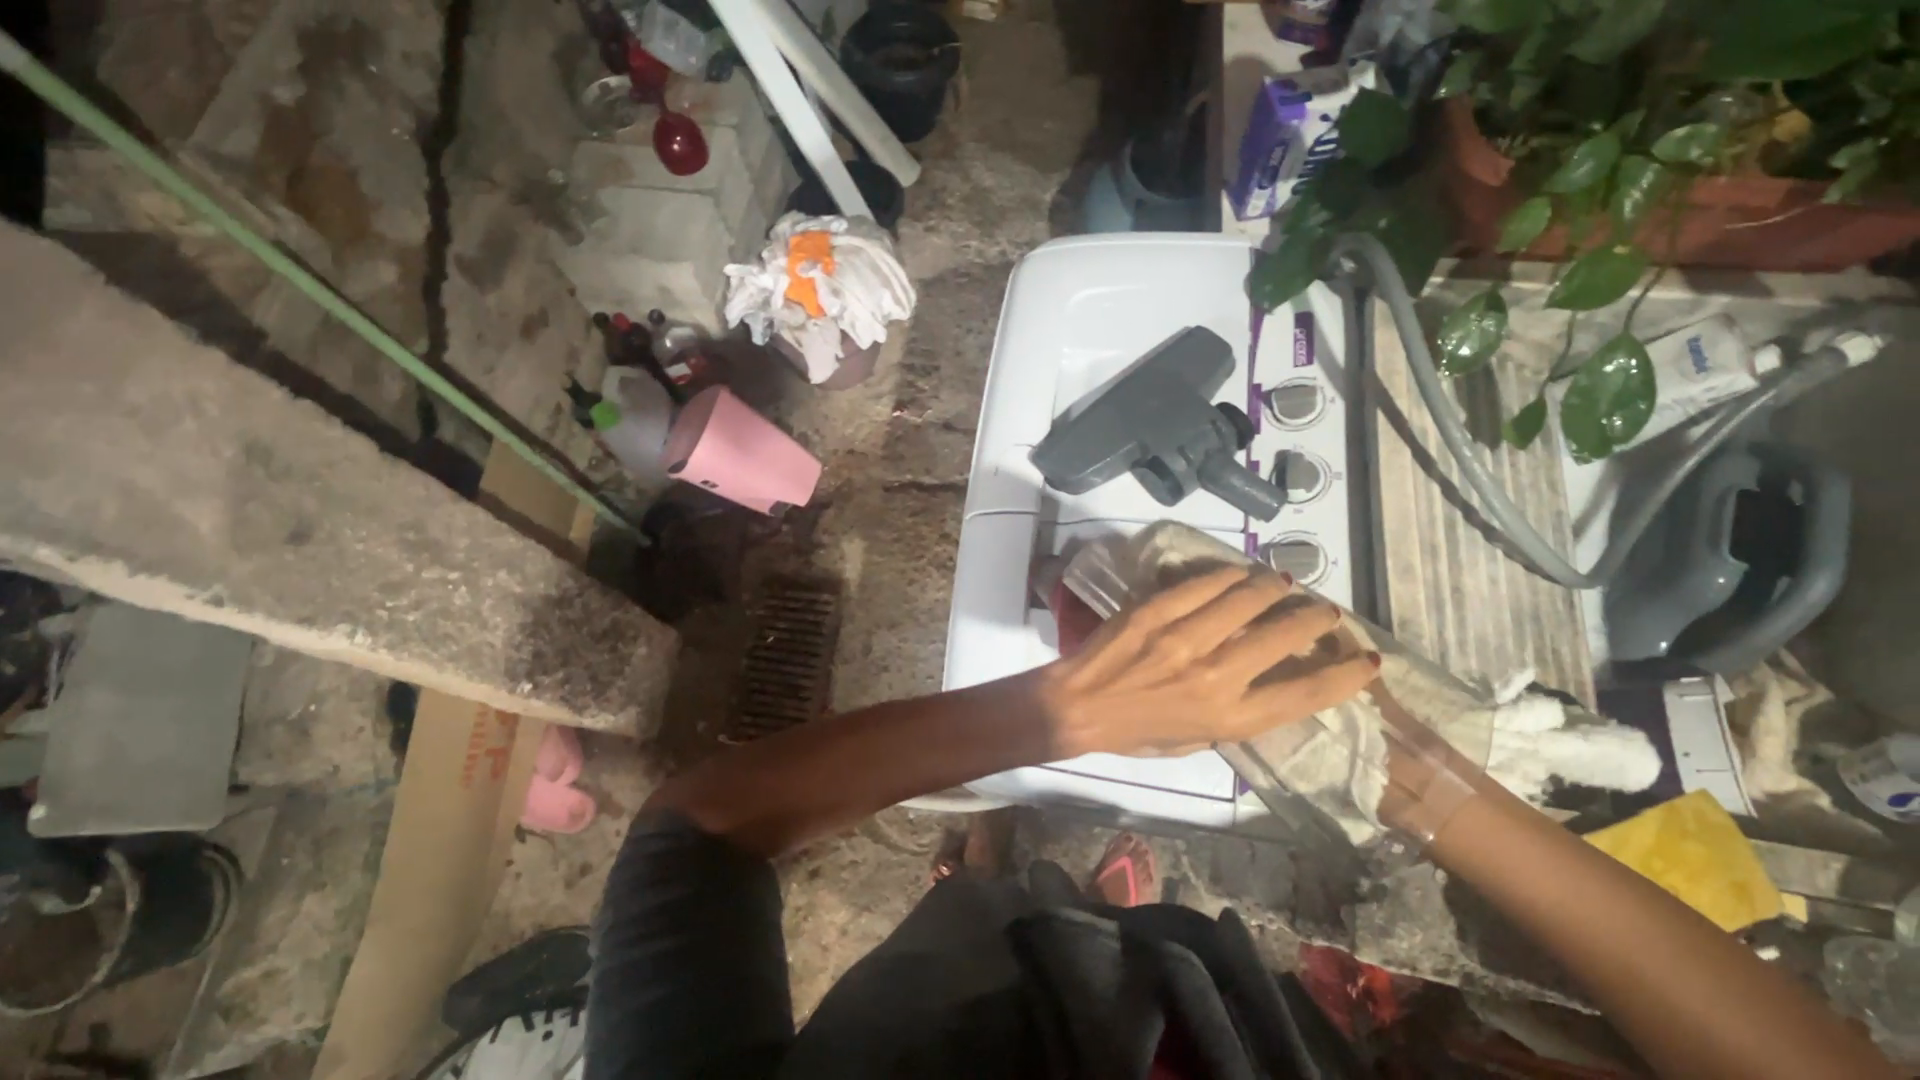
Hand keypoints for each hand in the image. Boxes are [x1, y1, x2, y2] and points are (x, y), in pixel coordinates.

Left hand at [1036, 565, 1377, 757]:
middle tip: (1325, 610)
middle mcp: (1217, 675)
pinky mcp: (1158, 609)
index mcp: (1230, 718)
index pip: (1306, 693)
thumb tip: (1267, 683)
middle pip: (1286, 635)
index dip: (1346, 675)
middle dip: (1317, 618)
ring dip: (1278, 588)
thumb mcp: (1197, 740)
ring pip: (1250, 598)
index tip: (1368, 659)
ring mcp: (1186, 637)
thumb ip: (1236, 713)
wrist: (1075, 707)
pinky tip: (1242, 574)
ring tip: (1287, 585)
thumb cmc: (1136, 733)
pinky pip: (1207, 584)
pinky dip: (1232, 575)